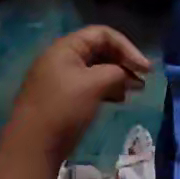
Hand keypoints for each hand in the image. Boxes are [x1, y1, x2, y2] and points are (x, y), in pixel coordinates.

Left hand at [6, 26, 151, 158]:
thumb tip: (127, 77)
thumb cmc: (64, 108)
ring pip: (98, 68)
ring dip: (119, 76)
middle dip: (125, 62)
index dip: (128, 47)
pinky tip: (118, 100)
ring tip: (135, 91)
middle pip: (101, 50)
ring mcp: (62, 78)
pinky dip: (108, 88)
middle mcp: (63, 58)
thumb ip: (117, 72)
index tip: (146, 68)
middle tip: (144, 79)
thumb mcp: (95, 84)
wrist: (34, 144)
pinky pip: (91, 84)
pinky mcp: (65, 96)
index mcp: (66, 48)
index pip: (103, 34)